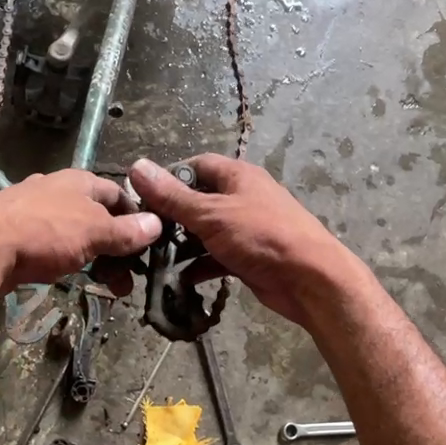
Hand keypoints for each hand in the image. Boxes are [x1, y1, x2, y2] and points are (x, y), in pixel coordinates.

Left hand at [0, 169, 163, 294]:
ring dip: (95, 260)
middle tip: (128, 280)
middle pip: (97, 217)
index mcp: (79, 181)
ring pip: (75, 235)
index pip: (119, 194)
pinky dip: (68, 262)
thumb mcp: (94, 231)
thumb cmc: (46, 232)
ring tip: (107, 288)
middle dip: (117, 249)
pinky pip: (52, 248)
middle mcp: (56, 190)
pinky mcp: (16, 235)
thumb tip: (156, 224)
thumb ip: (126, 231)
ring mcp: (34, 212)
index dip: (136, 218)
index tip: (147, 246)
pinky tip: (70, 279)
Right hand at [128, 155, 361, 325]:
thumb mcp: (210, 214)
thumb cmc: (260, 236)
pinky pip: (217, 256)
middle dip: (172, 216)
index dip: (169, 178)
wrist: (309, 279)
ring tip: (156, 258)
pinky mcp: (249, 256)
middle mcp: (243, 197)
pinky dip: (200, 266)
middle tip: (146, 232)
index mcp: (237, 176)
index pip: (196, 166)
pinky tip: (180, 279)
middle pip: (199, 200)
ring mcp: (247, 228)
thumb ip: (172, 196)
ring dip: (183, 244)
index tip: (143, 198)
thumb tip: (136, 167)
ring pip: (206, 231)